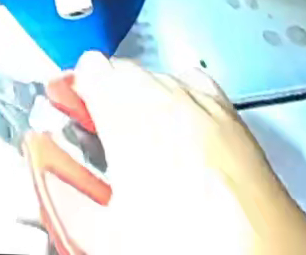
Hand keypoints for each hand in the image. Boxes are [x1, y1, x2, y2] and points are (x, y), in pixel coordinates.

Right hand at [58, 51, 305, 254]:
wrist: (253, 251)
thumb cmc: (183, 241)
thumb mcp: (108, 229)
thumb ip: (72, 193)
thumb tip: (53, 174)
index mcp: (126, 112)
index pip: (91, 69)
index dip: (76, 86)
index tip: (69, 105)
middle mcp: (164, 92)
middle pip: (123, 70)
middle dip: (107, 92)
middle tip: (99, 127)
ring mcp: (198, 96)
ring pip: (157, 76)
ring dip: (142, 96)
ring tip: (140, 138)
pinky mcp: (227, 108)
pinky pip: (194, 84)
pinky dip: (181, 95)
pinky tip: (180, 124)